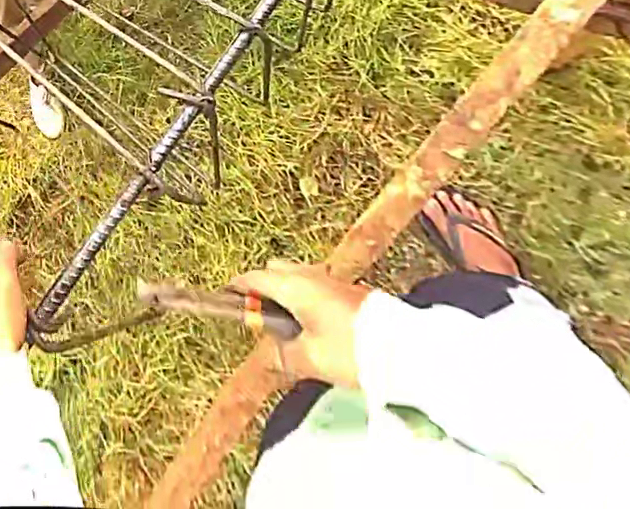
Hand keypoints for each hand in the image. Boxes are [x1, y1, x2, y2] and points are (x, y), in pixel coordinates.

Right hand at [231, 260, 371, 387]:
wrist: (403, 347)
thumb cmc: (349, 350)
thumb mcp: (310, 360)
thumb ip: (283, 355)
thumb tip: (269, 353)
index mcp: (294, 286)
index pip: (256, 278)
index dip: (239, 286)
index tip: (226, 293)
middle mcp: (311, 275)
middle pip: (276, 270)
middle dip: (263, 285)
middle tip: (258, 311)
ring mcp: (332, 280)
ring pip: (298, 276)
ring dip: (285, 290)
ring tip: (285, 321)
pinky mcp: (349, 290)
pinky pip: (315, 284)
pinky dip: (304, 295)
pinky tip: (311, 321)